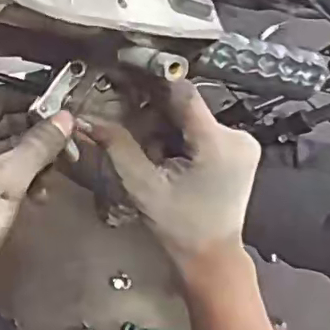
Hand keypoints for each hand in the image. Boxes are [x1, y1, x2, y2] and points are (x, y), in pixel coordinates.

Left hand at [0, 88, 74, 326]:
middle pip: (8, 124)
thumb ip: (37, 146)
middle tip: (66, 144)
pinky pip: (10, 176)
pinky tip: (41, 195)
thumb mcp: (8, 179)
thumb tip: (64, 119)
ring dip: (36, 159)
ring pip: (12, 151)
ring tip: (56, 174)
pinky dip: (28, 180)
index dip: (26, 97)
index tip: (57, 107)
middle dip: (38, 132)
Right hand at [80, 80, 261, 274]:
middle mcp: (238, 136)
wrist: (211, 255)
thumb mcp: (142, 185)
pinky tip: (168, 158)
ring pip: (190, 117)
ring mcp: (242, 143)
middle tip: (133, 134)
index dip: (152, 82)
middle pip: (185, 107)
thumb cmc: (180, 226)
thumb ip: (117, 146)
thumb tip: (87, 119)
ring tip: (153, 156)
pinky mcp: (239, 149)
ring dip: (165, 128)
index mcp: (218, 143)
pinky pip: (200, 129)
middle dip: (155, 117)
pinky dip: (179, 136)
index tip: (127, 74)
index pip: (183, 93)